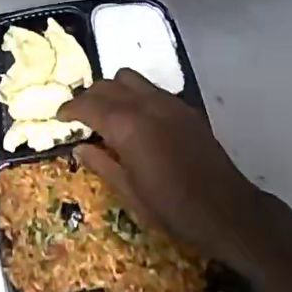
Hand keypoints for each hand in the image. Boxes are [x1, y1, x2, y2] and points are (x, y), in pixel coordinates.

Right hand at [60, 70, 272, 268]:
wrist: (230, 213)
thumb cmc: (175, 210)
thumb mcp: (131, 193)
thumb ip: (102, 164)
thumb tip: (80, 148)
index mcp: (127, 126)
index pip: (88, 105)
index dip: (70, 109)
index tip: (60, 118)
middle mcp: (145, 105)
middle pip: (107, 86)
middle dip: (89, 97)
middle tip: (80, 117)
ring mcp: (168, 103)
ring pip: (129, 78)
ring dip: (112, 90)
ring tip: (108, 112)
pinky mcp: (185, 109)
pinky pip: (151, 89)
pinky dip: (135, 95)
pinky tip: (137, 120)